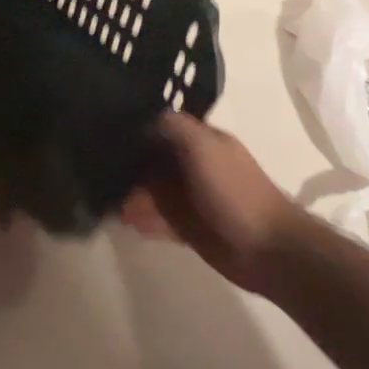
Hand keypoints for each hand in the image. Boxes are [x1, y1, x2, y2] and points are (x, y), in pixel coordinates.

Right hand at [121, 113, 302, 294]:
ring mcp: (193, 198)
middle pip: (155, 159)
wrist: (266, 248)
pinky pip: (159, 218)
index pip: (164, 125)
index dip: (139, 128)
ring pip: (154, 190)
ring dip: (133, 194)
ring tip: (112, 202)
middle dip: (130, 164)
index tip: (108, 131)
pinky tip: (127, 221)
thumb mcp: (203, 146)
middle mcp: (196, 165)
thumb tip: (144, 120)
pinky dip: (143, 218)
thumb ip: (173, 126)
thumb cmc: (233, 190)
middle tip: (101, 170)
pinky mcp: (189, 228)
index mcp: (203, 140)